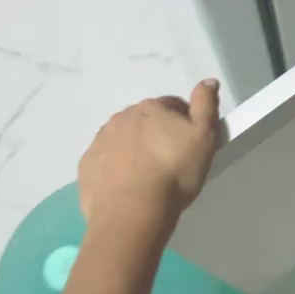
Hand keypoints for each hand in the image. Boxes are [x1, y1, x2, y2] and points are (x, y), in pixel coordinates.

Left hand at [77, 79, 221, 235]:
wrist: (132, 212)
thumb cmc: (174, 172)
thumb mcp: (204, 137)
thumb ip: (206, 104)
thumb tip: (208, 80)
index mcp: (151, 107)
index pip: (173, 105)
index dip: (185, 123)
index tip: (189, 145)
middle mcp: (122, 116)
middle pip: (145, 120)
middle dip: (156, 134)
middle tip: (169, 162)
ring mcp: (100, 140)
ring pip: (123, 138)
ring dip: (134, 149)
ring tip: (147, 176)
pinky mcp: (86, 165)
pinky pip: (105, 159)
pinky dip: (116, 167)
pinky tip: (127, 186)